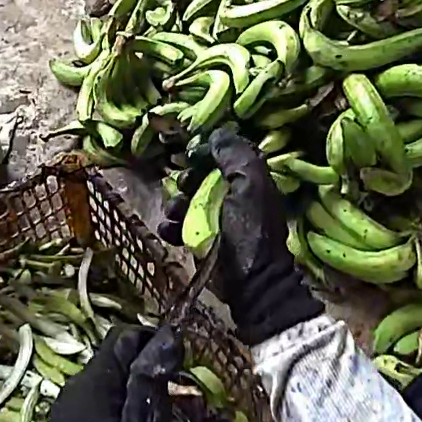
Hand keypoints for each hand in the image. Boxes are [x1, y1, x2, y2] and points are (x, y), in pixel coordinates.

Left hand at [4, 326, 167, 421]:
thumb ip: (151, 381)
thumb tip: (167, 337)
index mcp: (95, 379)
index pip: (125, 336)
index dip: (153, 339)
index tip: (178, 357)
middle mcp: (77, 385)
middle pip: (115, 359)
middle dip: (145, 367)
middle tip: (173, 389)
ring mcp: (67, 407)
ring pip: (106, 382)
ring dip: (131, 389)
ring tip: (156, 413)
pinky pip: (96, 403)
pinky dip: (117, 408)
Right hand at [159, 127, 324, 345]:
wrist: (251, 286)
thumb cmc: (252, 233)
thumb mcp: (250, 187)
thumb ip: (236, 158)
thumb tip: (218, 134)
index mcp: (250, 181)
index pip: (223, 155)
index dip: (206, 153)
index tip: (192, 156)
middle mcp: (234, 197)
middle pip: (201, 177)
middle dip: (187, 180)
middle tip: (184, 186)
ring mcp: (217, 221)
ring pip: (186, 201)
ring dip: (175, 204)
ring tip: (173, 214)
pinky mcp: (203, 241)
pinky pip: (180, 226)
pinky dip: (171, 227)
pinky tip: (170, 232)